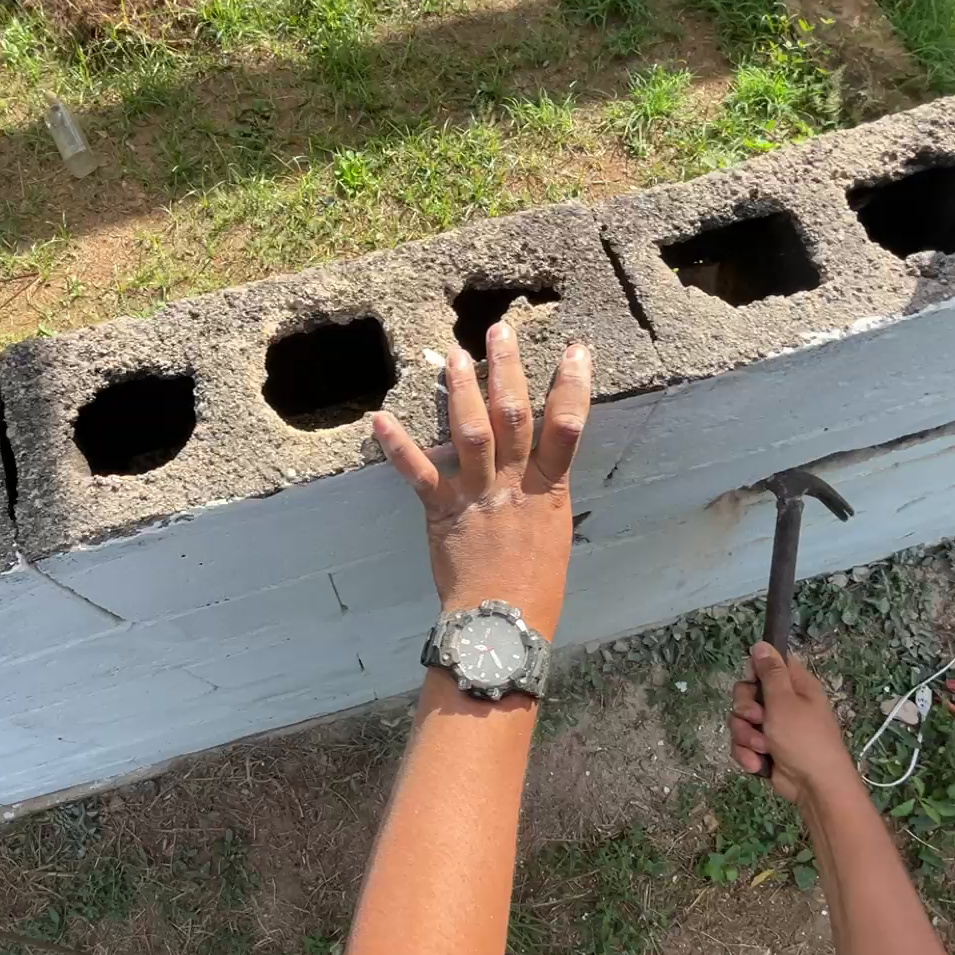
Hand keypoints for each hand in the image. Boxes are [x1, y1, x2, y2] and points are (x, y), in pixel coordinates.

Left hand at [371, 323, 590, 639]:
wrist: (501, 624)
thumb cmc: (534, 588)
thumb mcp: (552, 536)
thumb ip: (541, 497)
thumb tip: (536, 474)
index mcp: (549, 490)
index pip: (567, 427)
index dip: (572, 386)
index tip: (575, 349)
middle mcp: (515, 484)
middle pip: (513, 415)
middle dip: (507, 369)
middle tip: (499, 330)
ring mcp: (478, 495)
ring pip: (471, 432)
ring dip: (461, 390)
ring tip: (454, 354)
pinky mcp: (442, 511)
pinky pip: (418, 473)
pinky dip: (397, 446)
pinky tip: (379, 419)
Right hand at [729, 643, 856, 804]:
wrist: (815, 787)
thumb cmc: (804, 739)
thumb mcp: (785, 701)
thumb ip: (770, 672)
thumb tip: (761, 643)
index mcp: (796, 687)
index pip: (768, 664)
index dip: (755, 671)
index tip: (753, 683)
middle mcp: (784, 704)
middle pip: (746, 692)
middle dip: (744, 708)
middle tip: (756, 718)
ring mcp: (773, 727)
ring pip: (740, 720)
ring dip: (745, 735)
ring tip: (761, 747)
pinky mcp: (764, 748)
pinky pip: (742, 742)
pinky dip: (747, 753)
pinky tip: (758, 763)